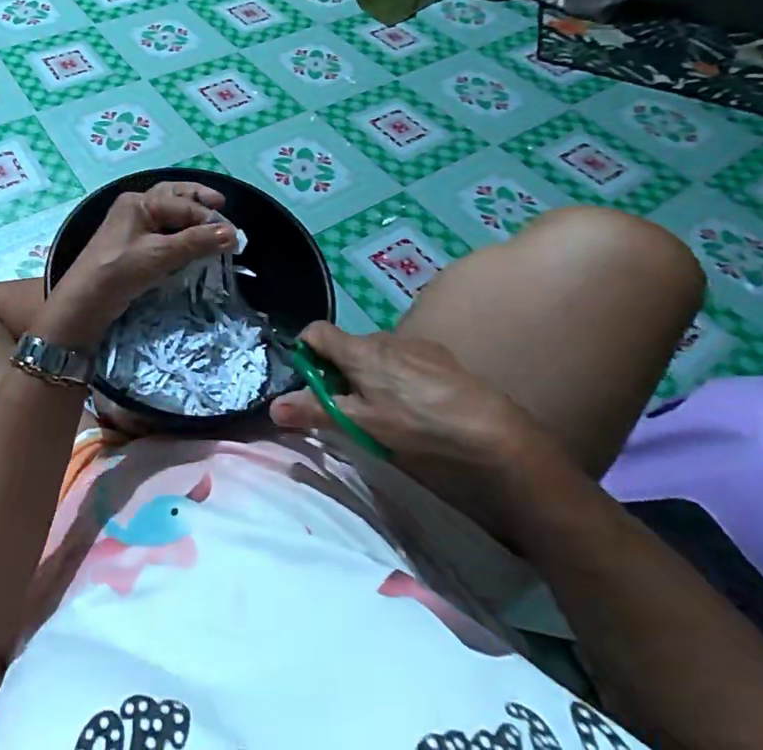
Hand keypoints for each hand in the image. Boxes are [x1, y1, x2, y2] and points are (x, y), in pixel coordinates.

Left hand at [39, 182, 237, 345]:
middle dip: (200, 201)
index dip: (211, 219)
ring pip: (170, 213)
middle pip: (175, 197)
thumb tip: (232, 234)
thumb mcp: (159, 255)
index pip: (184, 205)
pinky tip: (195, 241)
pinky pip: (165, 231)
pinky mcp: (135, 246)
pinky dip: (182, 232)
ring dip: (192, 216)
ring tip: (213, 220)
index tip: (235, 237)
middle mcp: (136, 208)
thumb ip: (196, 242)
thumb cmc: (118, 272)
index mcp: (139, 203)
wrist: (83, 304)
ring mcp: (134, 227)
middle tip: (223, 205)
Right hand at [268, 322, 551, 536]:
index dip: (303, 351)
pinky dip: (395, 377)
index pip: (316, 331)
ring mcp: (414, 344)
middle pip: (346, 347)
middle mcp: (384, 337)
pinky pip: (402, 360)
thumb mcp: (361, 424)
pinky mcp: (438, 356)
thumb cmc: (416, 425)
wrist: (489, 430)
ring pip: (376, 355)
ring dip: (368, 376)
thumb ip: (317, 411)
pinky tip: (413, 408)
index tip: (305, 381)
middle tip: (344, 409)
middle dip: (337, 372)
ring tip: (381, 412)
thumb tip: (274, 406)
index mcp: (360, 350)